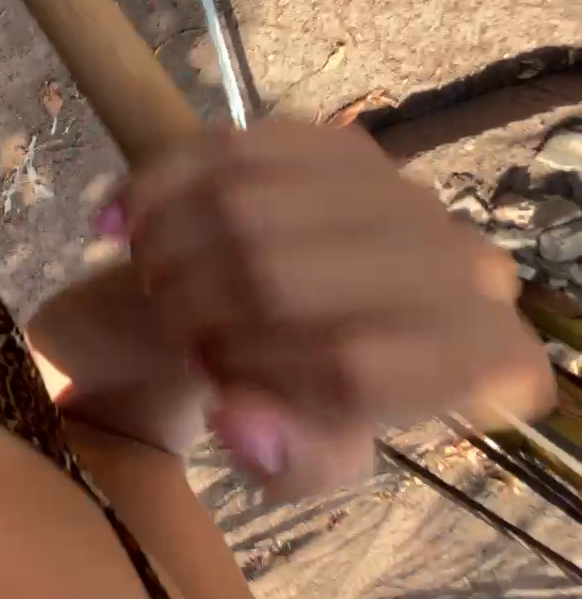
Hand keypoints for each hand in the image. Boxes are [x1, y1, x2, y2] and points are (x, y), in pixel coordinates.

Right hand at [113, 121, 552, 495]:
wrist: (270, 304)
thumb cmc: (293, 382)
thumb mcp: (301, 451)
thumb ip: (285, 459)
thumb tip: (238, 425)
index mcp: (481, 359)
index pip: (347, 366)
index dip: (244, 370)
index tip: (210, 376)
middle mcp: (468, 265)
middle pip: (275, 278)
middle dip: (188, 305)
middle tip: (166, 321)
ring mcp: (399, 190)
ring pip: (233, 205)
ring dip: (161, 249)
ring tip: (149, 275)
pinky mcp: (326, 139)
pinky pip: (213, 151)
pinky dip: (146, 189)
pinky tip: (116, 222)